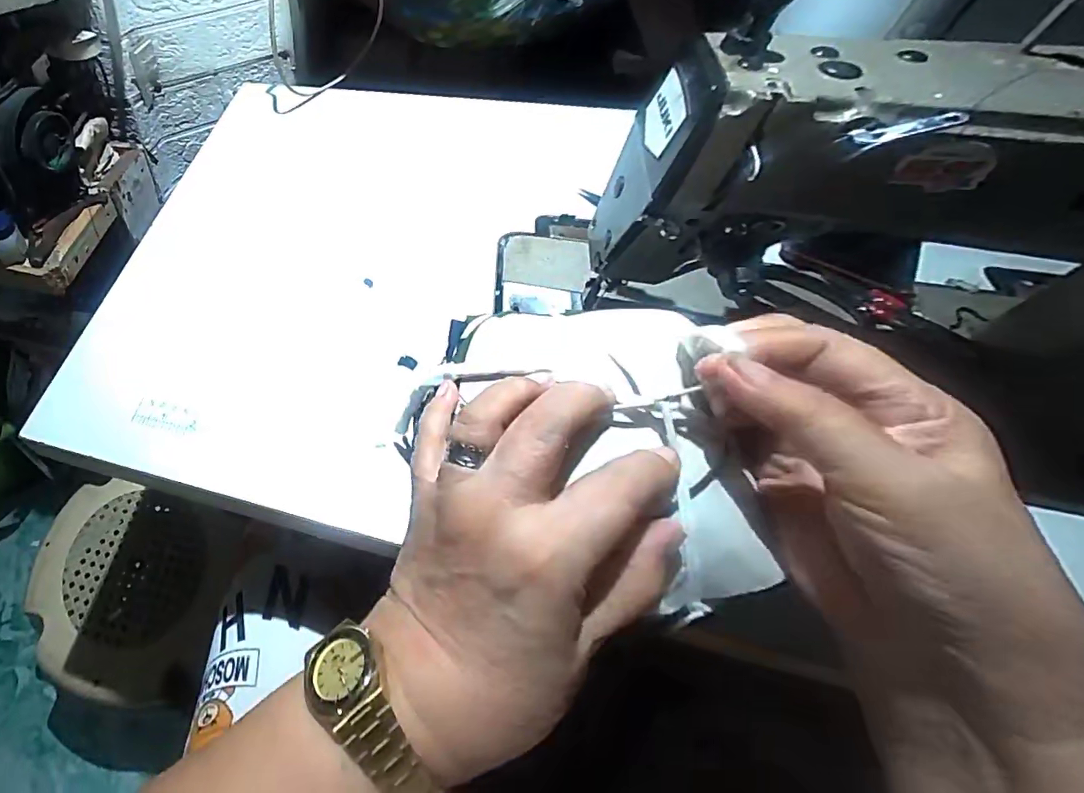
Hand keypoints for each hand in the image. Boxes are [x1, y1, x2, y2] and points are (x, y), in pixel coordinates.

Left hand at [366, 377, 683, 786]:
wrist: (412, 696)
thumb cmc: (507, 688)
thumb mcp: (583, 650)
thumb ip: (631, 582)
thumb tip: (671, 526)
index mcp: (546, 552)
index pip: (615, 486)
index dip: (650, 466)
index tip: (662, 461)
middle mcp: (495, 506)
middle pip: (543, 423)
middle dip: (581, 398)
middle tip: (601, 398)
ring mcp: (450, 492)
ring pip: (483, 414)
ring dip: (516, 389)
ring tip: (543, 387)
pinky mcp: (420, 493)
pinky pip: (427, 435)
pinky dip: (441, 406)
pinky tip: (456, 386)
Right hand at [693, 316, 1083, 752]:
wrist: (958, 679)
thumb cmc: (948, 558)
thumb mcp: (887, 477)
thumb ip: (803, 415)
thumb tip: (720, 361)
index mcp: (901, 404)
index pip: (825, 350)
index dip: (769, 343)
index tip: (712, 350)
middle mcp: (854, 422)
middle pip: (785, 373)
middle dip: (739, 366)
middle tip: (689, 373)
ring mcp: (815, 461)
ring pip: (756, 412)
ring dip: (721, 402)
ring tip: (685, 402)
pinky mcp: (783, 497)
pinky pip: (742, 456)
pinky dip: (715, 441)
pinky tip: (693, 434)